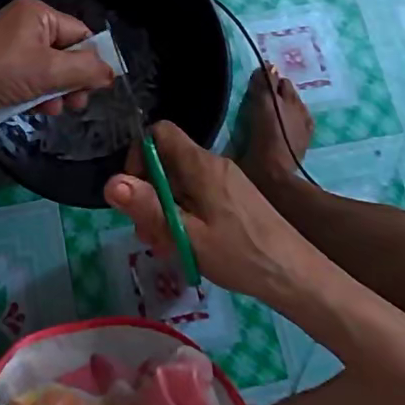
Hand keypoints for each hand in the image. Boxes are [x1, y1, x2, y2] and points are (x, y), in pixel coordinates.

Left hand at [0, 0, 115, 149]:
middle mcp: (25, 22)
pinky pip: (32, 76)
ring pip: (50, 68)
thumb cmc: (4, 74)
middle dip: (73, 80)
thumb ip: (87, 70)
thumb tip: (111, 73)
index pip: (80, 34)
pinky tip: (39, 109)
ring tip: (55, 109)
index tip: (94, 87)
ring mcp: (11, 44)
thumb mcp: (50, 71)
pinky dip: (38, 93)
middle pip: (66, 52)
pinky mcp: (1, 65)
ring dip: (57, 91)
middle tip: (76, 104)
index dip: (90, 60)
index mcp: (37, 12)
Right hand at [103, 122, 322, 305]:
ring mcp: (227, 179)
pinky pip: (199, 194)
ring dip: (167, 208)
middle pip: (168, 161)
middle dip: (150, 192)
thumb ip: (149, 207)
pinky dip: (186, 214)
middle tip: (148, 233)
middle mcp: (214, 163)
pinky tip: (189, 246)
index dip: (139, 154)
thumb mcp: (186, 235)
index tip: (134, 191)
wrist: (293, 273)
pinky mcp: (236, 197)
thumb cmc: (238, 253)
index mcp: (201, 164)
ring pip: (182, 181)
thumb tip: (111, 182)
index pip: (159, 132)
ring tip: (167, 246)